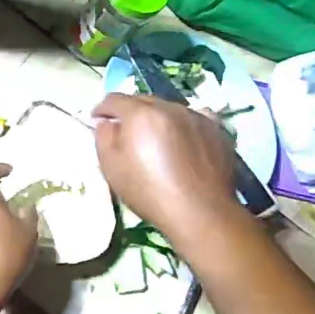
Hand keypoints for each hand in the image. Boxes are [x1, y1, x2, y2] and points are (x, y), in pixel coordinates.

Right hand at [91, 93, 248, 260]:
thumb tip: (107, 122)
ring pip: (169, 109)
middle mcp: (169, 107)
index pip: (115, 99)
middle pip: (143, 101)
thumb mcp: (112, 167)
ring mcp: (196, 117)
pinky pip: (194, 118)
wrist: (200, 213)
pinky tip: (183, 139)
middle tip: (125, 131)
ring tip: (156, 139)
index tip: (97, 119)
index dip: (102, 109)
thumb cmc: (149, 191)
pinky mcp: (217, 130)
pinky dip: (183, 125)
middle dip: (130, 112)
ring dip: (157, 118)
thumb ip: (104, 137)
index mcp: (141, 114)